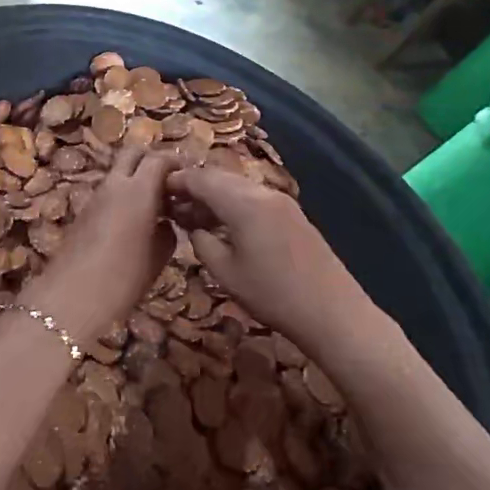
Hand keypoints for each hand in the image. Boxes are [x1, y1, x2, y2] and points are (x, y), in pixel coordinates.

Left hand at [24, 147, 176, 338]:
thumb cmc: (124, 276)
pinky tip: (132, 222)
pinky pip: (107, 193)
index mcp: (138, 189)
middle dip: (151, 160)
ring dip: (135, 180)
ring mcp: (94, 197)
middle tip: (168, 182)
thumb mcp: (158, 256)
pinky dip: (122, 197)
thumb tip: (165, 223)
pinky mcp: (82, 213)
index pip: (159, 159)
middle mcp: (114, 185)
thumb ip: (167, 231)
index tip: (189, 177)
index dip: (175, 163)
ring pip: (117, 174)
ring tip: (153, 206)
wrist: (73, 296)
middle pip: (132, 154)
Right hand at [168, 167, 373, 346]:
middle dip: (194, 187)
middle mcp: (263, 193)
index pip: (202, 179)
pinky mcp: (293, 215)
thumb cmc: (272, 295)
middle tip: (172, 205)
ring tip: (193, 217)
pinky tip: (224, 226)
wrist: (332, 311)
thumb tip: (194, 227)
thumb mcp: (225, 273)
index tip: (158, 190)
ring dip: (215, 196)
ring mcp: (282, 202)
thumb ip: (202, 243)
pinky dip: (233, 204)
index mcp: (244, 203)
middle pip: (221, 178)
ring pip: (239, 187)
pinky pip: (254, 198)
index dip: (177, 181)